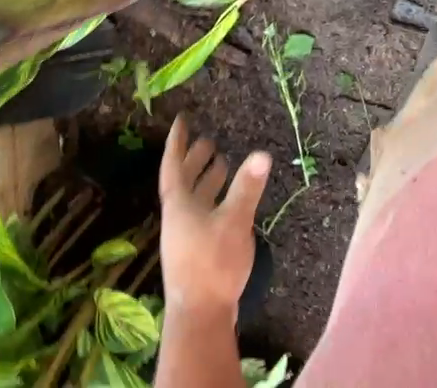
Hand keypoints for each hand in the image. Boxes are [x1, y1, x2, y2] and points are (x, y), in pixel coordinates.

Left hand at [158, 117, 270, 320]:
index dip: (178, 143)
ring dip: (206, 181)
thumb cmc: (213, 263)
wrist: (201, 315)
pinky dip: (214, 201)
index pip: (174, 166)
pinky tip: (230, 202)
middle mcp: (178, 217)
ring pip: (194, 199)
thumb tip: (262, 154)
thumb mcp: (234, 221)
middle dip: (195, 160)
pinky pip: (202, 214)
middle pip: (183, 182)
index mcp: (179, 205)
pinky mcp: (196, 252)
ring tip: (223, 165)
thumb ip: (247, 188)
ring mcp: (185, 236)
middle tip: (208, 141)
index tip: (182, 121)